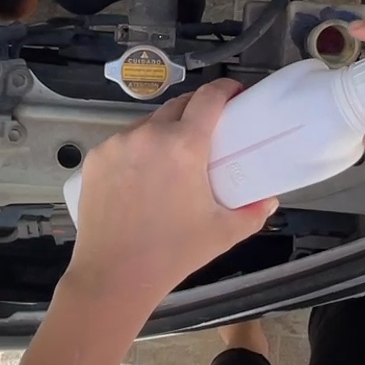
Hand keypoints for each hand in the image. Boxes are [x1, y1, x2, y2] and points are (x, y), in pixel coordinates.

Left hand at [67, 79, 276, 305]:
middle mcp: (149, 135)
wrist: (114, 276)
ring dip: (164, 131)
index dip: (225, 89)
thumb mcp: (223, 232)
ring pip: (148, 124)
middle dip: (196, 110)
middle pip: (179, 105)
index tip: (233, 93)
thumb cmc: (171, 253)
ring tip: (171, 159)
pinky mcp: (96, 158)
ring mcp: (117, 144)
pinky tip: (141, 175)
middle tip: (208, 131)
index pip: (209, 97)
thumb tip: (269, 200)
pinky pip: (123, 142)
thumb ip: (252, 212)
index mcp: (184, 146)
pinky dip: (136, 149)